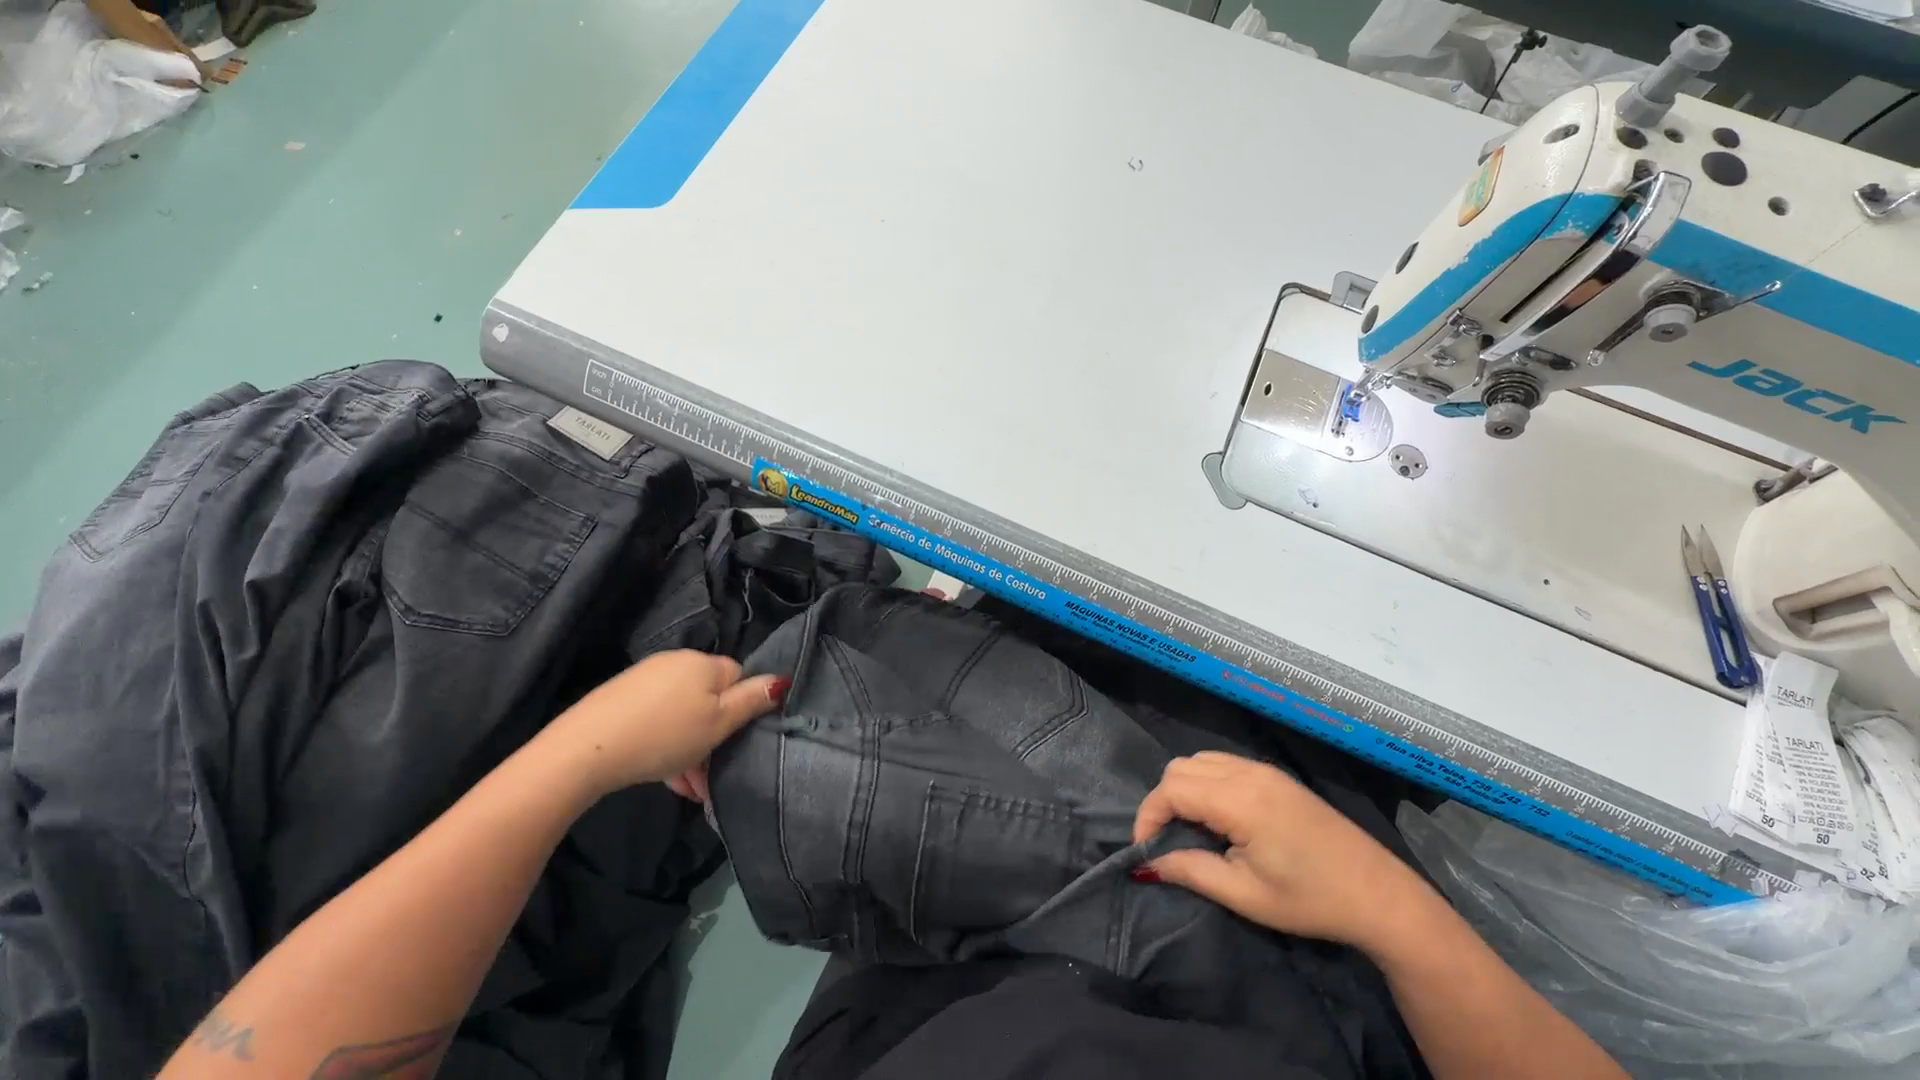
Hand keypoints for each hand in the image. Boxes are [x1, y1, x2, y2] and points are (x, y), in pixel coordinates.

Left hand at [537, 651, 787, 800]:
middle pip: (710, 699)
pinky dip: (667, 747)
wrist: (586, 750)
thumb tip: (782, 679)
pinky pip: (658, 722)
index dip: (744, 708)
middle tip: (714, 776)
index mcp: (704, 663)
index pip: (739, 677)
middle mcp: (676, 664)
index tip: (739, 740)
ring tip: (692, 790)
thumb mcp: (718, 723)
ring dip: (693, 750)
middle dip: (716, 737)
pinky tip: (668, 779)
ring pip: (683, 716)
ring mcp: (645, 681)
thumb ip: (752, 701)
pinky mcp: (622, 700)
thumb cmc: (664, 735)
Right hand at [1132, 752, 1440, 950]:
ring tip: (1190, 831)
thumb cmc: (1311, 900)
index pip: (1172, 788)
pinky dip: (1206, 784)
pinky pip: (1224, 765)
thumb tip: (1149, 863)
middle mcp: (1250, 773)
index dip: (1148, 816)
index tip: (1145, 850)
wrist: (1379, 896)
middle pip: (1182, 767)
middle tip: (1166, 840)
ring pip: (1201, 761)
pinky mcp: (1278, 779)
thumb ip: (1192, 871)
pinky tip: (1218, 820)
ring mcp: (1267, 772)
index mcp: (1241, 799)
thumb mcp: (1245, 895)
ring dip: (1184, 789)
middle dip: (1163, 800)